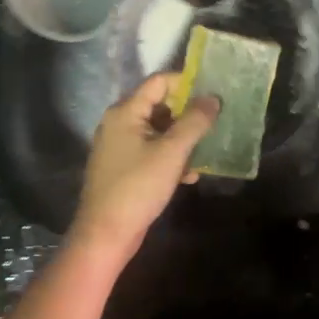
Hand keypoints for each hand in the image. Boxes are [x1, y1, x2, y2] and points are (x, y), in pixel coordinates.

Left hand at [70, 73, 219, 259]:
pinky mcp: (123, 167)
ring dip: (183, 139)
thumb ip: (195, 121)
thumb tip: (213, 98)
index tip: (212, 97)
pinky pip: (152, 150)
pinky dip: (170, 157)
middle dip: (188, 114)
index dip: (187, 84)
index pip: (160, 82)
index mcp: (126, 112)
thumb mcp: (172, 152)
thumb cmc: (137, 187)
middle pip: (160, 105)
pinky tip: (189, 175)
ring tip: (205, 152)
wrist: (105, 237)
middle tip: (213, 123)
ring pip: (159, 130)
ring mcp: (119, 146)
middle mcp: (119, 123)